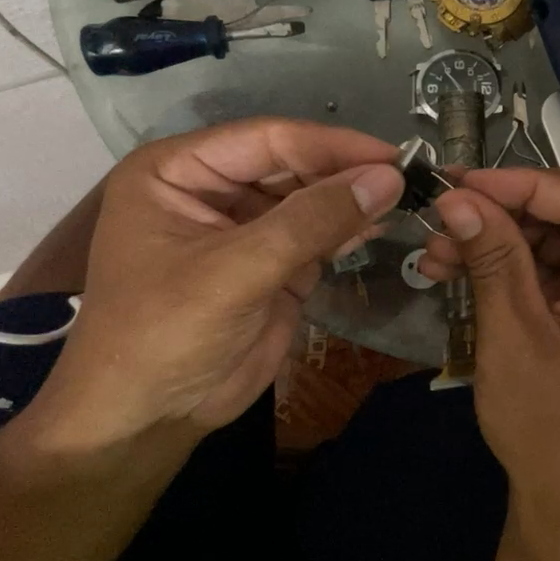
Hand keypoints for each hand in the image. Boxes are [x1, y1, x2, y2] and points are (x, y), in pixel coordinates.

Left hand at [28, 118, 403, 450]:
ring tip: (411, 198)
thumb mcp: (237, 272)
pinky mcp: (275, 259)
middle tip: (413, 179)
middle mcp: (213, 188)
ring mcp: (246, 224)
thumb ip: (314, 221)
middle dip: (349, 171)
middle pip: (296, 162)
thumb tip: (390, 177)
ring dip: (357, 197)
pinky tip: (385, 224)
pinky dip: (353, 227)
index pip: (270, 139)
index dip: (334, 145)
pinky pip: (322, 229)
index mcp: (178, 171)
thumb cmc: (163, 336)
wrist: (146, 421)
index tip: (395, 156)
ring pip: (314, 193)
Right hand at [420, 168, 559, 517]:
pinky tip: (458, 263)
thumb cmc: (546, 427)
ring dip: (504, 230)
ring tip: (439, 243)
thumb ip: (493, 259)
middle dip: (515, 201)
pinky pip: (555, 261)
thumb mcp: (514, 338)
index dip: (527, 184)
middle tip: (454, 203)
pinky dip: (511, 258)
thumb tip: (457, 197)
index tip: (463, 183)